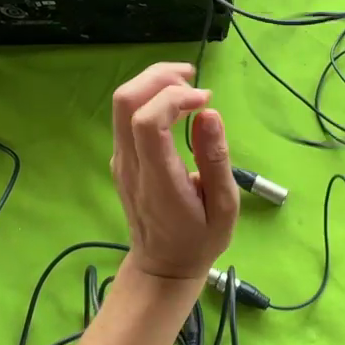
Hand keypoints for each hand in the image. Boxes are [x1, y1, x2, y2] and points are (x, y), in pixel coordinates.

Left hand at [109, 63, 238, 282]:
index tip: (205, 100)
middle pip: (125, 101)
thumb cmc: (198, 240)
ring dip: (152, 83)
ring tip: (188, 86)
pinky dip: (150, 98)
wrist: (161, 268)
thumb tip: (209, 113)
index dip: (173, 98)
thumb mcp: (224, 206)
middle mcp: (130, 164)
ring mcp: (120, 159)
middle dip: (158, 77)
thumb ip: (215, 159)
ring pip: (121, 104)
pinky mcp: (121, 157)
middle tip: (193, 78)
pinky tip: (177, 105)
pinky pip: (126, 116)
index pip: (146, 121)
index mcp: (156, 178)